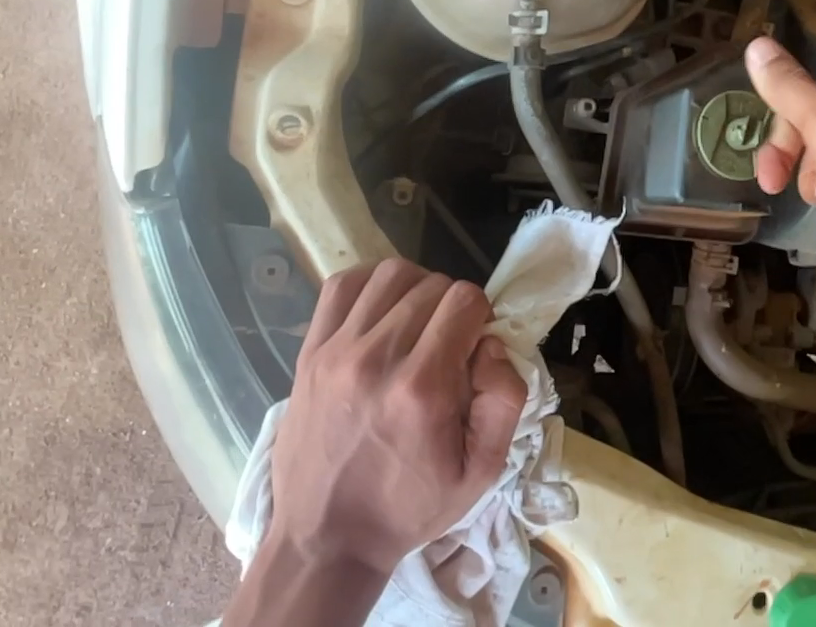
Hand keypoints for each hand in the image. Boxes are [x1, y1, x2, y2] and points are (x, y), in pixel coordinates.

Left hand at [268, 258, 525, 574]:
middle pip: (433, 284)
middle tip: (450, 341)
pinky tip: (383, 310)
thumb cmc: (409, 507)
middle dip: (453, 305)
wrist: (325, 540)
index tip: (475, 346)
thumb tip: (493, 344)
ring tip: (419, 321)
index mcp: (422, 388)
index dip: (481, 315)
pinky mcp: (309, 353)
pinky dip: (370, 284)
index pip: (465, 300)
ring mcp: (336, 352)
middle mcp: (376, 359)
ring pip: (391, 274)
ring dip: (417, 288)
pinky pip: (342, 286)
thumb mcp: (482, 472)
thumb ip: (505, 400)